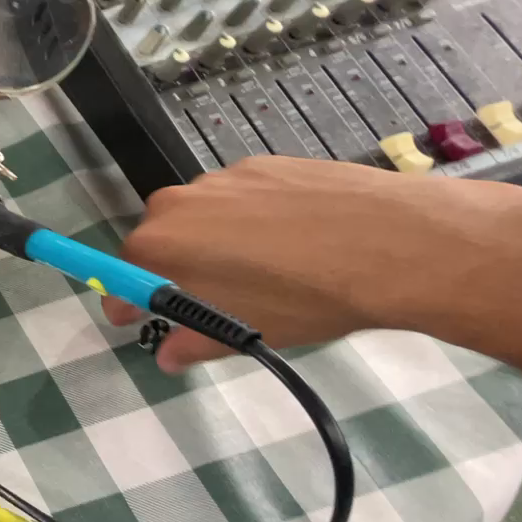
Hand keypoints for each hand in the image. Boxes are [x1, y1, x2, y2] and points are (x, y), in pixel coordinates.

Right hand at [102, 155, 521, 370]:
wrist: (405, 243)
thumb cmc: (305, 297)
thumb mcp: (242, 332)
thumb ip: (190, 343)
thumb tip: (168, 357)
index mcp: (153, 248)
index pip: (116, 282)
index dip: (129, 307)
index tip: (145, 322)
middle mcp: (171, 207)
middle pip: (155, 244)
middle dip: (174, 269)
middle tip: (218, 295)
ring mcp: (218, 179)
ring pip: (197, 218)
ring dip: (213, 241)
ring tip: (267, 265)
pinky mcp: (262, 164)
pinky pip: (237, 196)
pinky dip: (251, 216)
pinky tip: (293, 236)